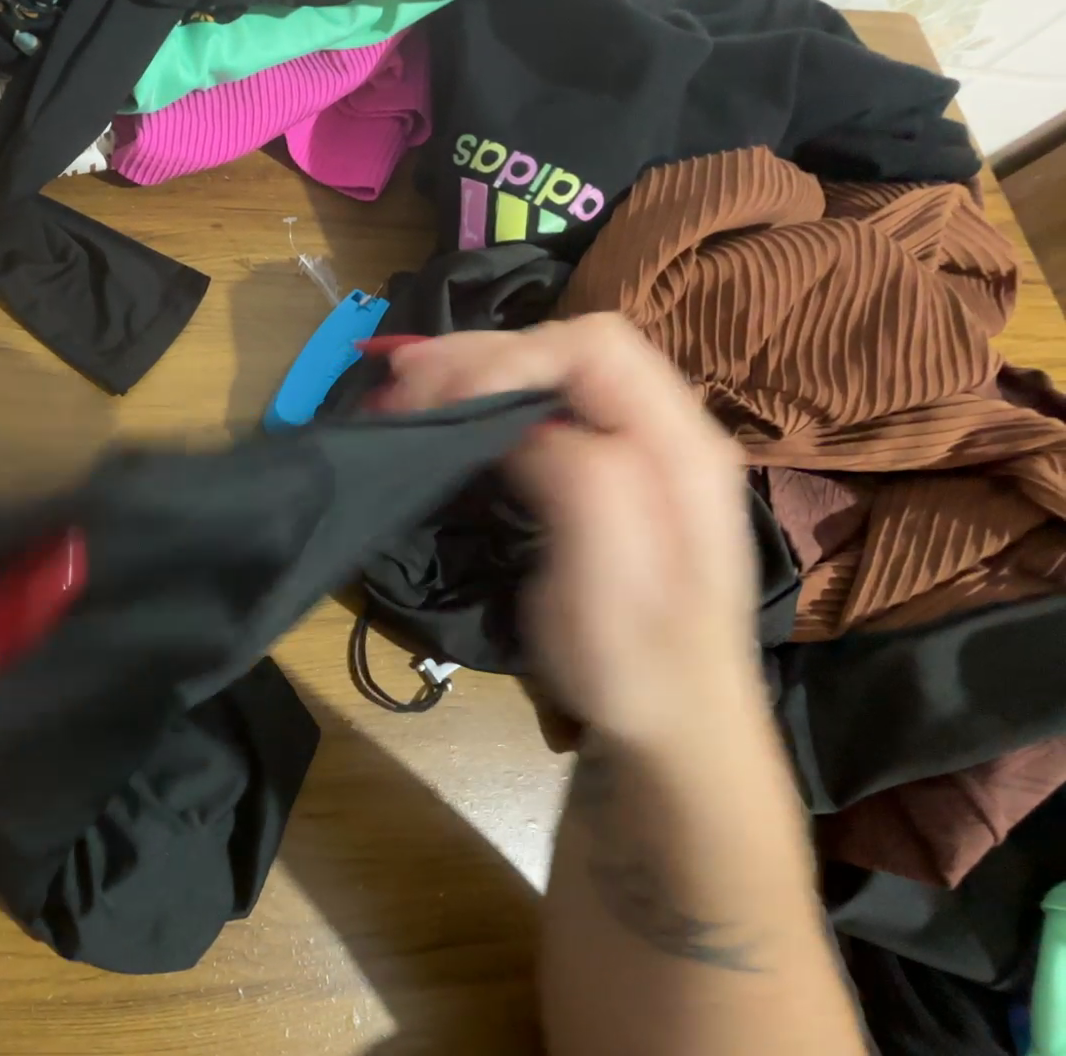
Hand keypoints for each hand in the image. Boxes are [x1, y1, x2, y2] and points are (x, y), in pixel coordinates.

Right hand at [373, 314, 761, 745]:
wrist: (668, 724)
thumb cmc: (634, 662)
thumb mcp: (609, 575)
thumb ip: (578, 477)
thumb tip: (517, 424)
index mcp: (675, 445)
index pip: (591, 348)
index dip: (506, 359)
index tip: (434, 401)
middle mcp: (659, 431)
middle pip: (564, 350)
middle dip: (475, 358)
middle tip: (397, 385)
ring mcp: (631, 452)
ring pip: (545, 376)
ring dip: (471, 376)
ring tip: (405, 395)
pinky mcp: (598, 477)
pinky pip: (536, 414)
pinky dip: (478, 406)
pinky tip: (442, 423)